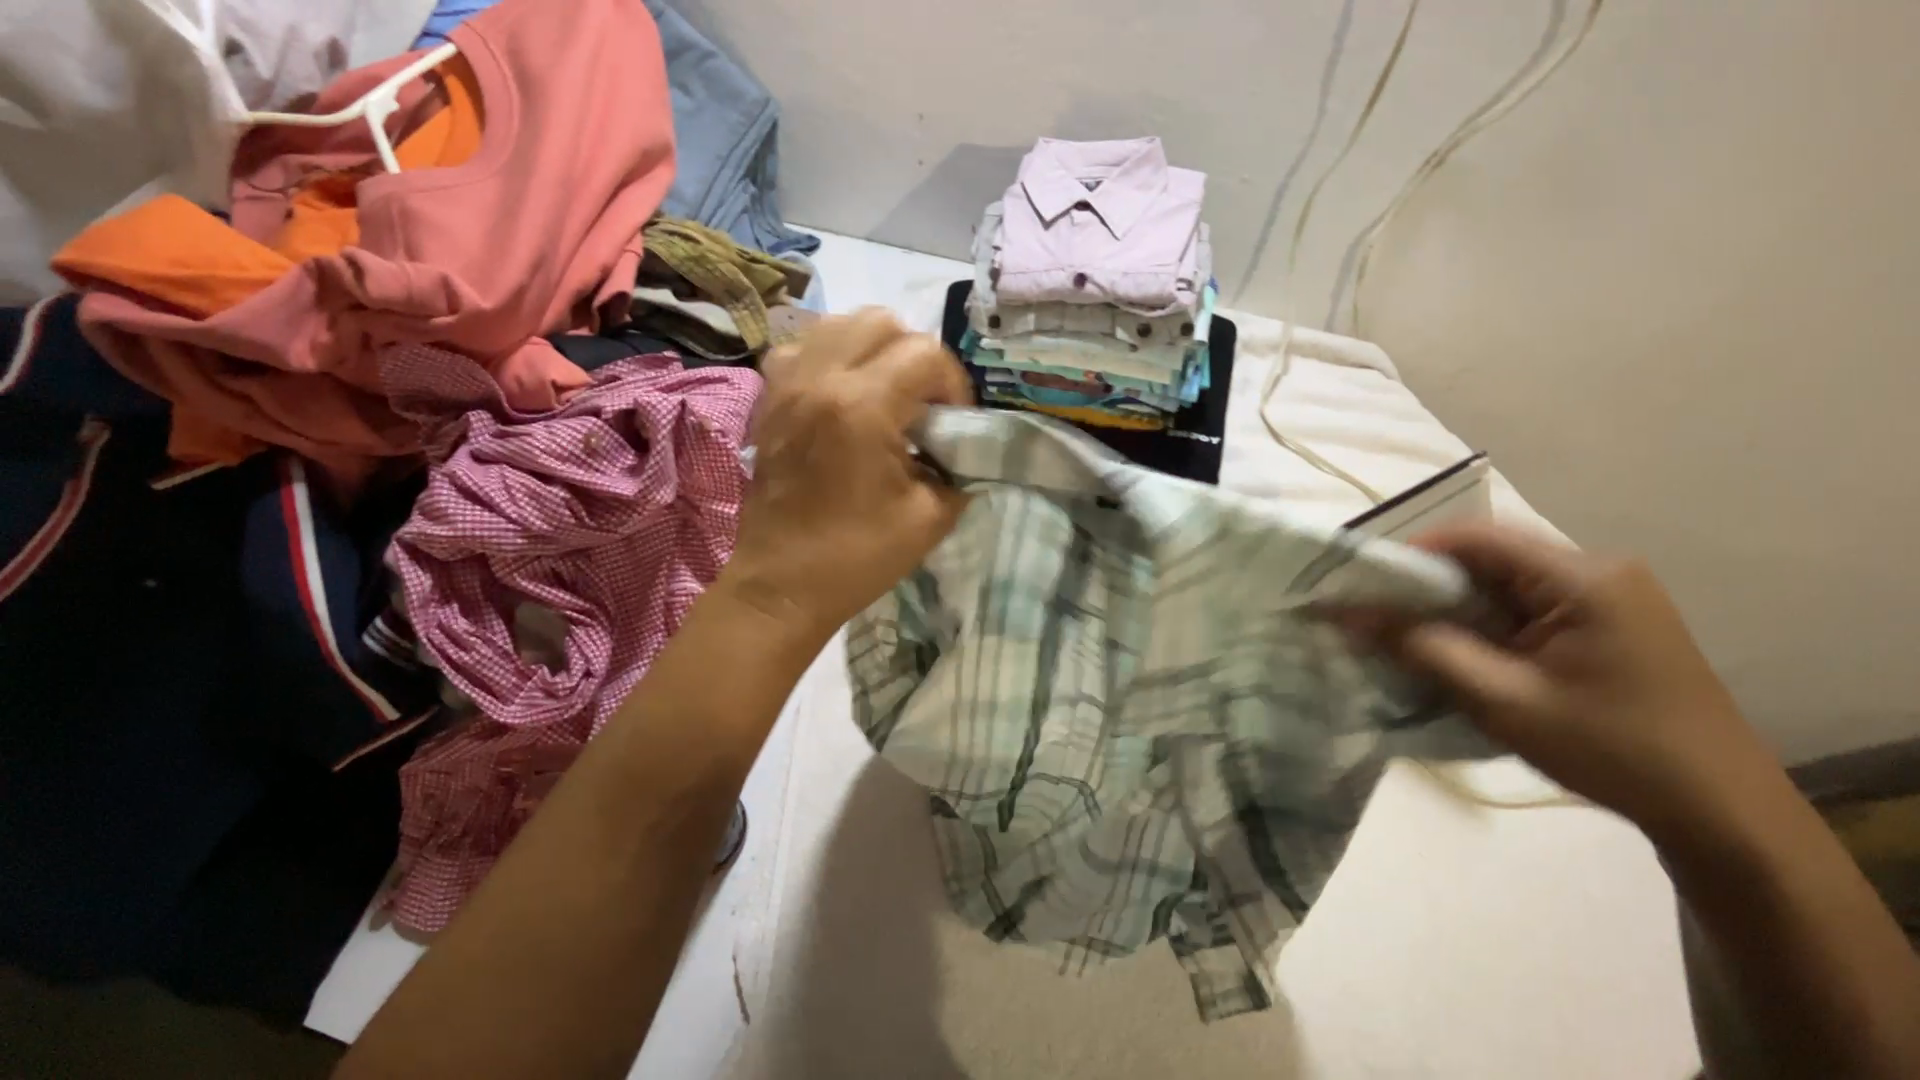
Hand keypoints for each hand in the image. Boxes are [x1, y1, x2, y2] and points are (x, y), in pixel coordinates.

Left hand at [717, 309, 972, 642]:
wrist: (781, 584)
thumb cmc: (856, 556)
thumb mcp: (929, 518)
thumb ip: (957, 470)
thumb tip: (963, 446)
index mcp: (863, 406)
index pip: (925, 354)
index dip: (953, 385)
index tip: (953, 424)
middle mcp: (820, 379)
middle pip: (881, 321)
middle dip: (915, 354)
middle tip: (922, 402)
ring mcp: (787, 385)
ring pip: (837, 323)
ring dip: (872, 346)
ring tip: (885, 390)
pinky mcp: (769, 400)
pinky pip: (800, 346)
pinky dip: (829, 355)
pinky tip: (842, 392)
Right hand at [1347, 523, 1773, 834]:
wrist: (1721, 811)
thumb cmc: (1612, 750)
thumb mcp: (1503, 701)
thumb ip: (1424, 649)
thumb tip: (1349, 614)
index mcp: (1583, 577)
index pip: (1477, 537)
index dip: (1411, 553)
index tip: (1363, 587)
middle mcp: (1600, 571)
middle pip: (1492, 557)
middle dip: (1429, 586)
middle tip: (1377, 619)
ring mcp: (1612, 597)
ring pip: (1508, 585)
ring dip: (1458, 609)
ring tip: (1410, 641)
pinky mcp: (1612, 625)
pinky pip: (1532, 607)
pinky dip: (1489, 626)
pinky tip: (1465, 656)